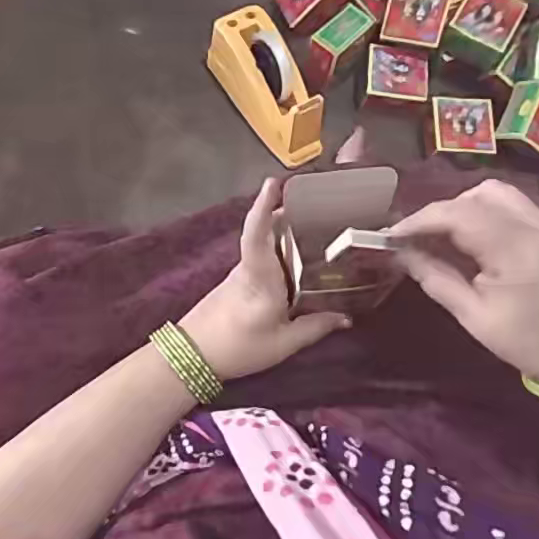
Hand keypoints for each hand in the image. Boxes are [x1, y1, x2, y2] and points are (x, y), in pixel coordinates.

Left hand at [179, 178, 351, 380]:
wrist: (193, 355)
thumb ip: (315, 327)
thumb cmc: (237, 348)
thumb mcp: (282, 344)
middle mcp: (249, 267)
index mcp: (259, 279)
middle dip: (291, 209)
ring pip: (267, 241)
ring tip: (323, 218)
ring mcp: (242, 271)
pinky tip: (303, 251)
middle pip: (268, 230)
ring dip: (289, 226)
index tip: (274, 182)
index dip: (263, 207)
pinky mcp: (239, 279)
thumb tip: (346, 317)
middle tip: (325, 195)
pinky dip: (283, 246)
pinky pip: (264, 254)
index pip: (258, 235)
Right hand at [389, 180, 538, 384]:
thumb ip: (437, 279)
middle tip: (412, 239)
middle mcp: (532, 224)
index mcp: (513, 248)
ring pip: (493, 193)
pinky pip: (509, 203)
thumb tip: (402, 255)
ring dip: (459, 207)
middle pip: (473, 196)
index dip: (418, 220)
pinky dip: (481, 210)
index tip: (390, 236)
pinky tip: (466, 235)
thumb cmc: (530, 342)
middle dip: (436, 213)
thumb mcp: (475, 317)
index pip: (456, 214)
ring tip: (438, 235)